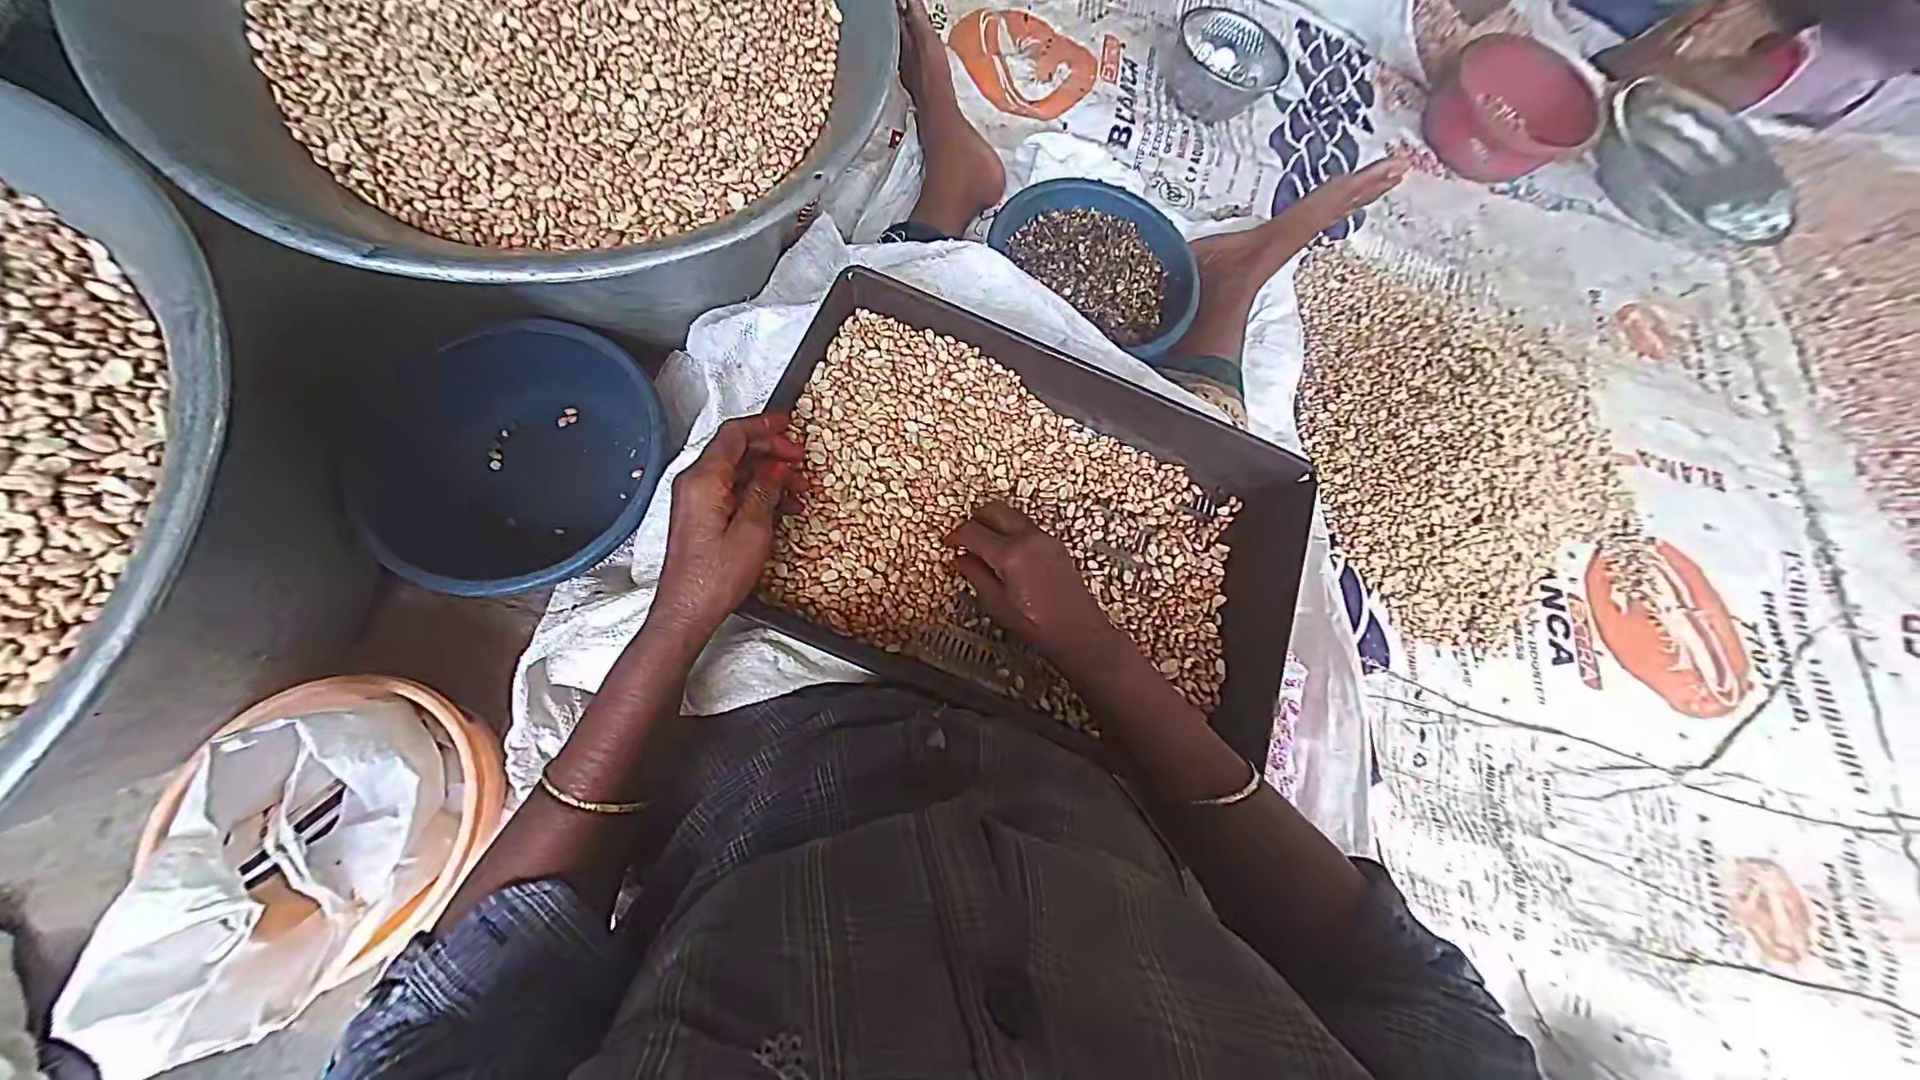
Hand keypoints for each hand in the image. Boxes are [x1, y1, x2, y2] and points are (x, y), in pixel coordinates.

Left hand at [653, 413, 805, 639]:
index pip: (734, 435)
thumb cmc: (715, 577)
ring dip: (768, 475)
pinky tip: (780, 506)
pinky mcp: (700, 516)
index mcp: (704, 481)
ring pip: (737, 472)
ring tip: (798, 489)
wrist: (688, 609)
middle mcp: (694, 485)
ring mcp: (696, 500)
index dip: (764, 426)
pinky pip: (731, 491)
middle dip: (771, 451)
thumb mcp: (753, 531)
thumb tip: (776, 468)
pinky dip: (757, 492)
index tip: (787, 424)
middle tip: (799, 459)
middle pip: (735, 451)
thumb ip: (765, 492)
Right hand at [942, 501, 1130, 670]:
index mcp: (1010, 554)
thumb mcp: (997, 604)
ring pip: (1011, 515)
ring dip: (994, 523)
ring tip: (984, 547)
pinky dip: (1010, 531)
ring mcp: (1044, 539)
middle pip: (993, 510)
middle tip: (964, 539)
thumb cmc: (1039, 625)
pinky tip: (1005, 554)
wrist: (1078, 631)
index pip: (972, 531)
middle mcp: (1029, 539)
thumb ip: (976, 575)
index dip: (955, 536)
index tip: (949, 543)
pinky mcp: (1055, 544)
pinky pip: (1026, 526)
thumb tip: (962, 559)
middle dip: (974, 520)